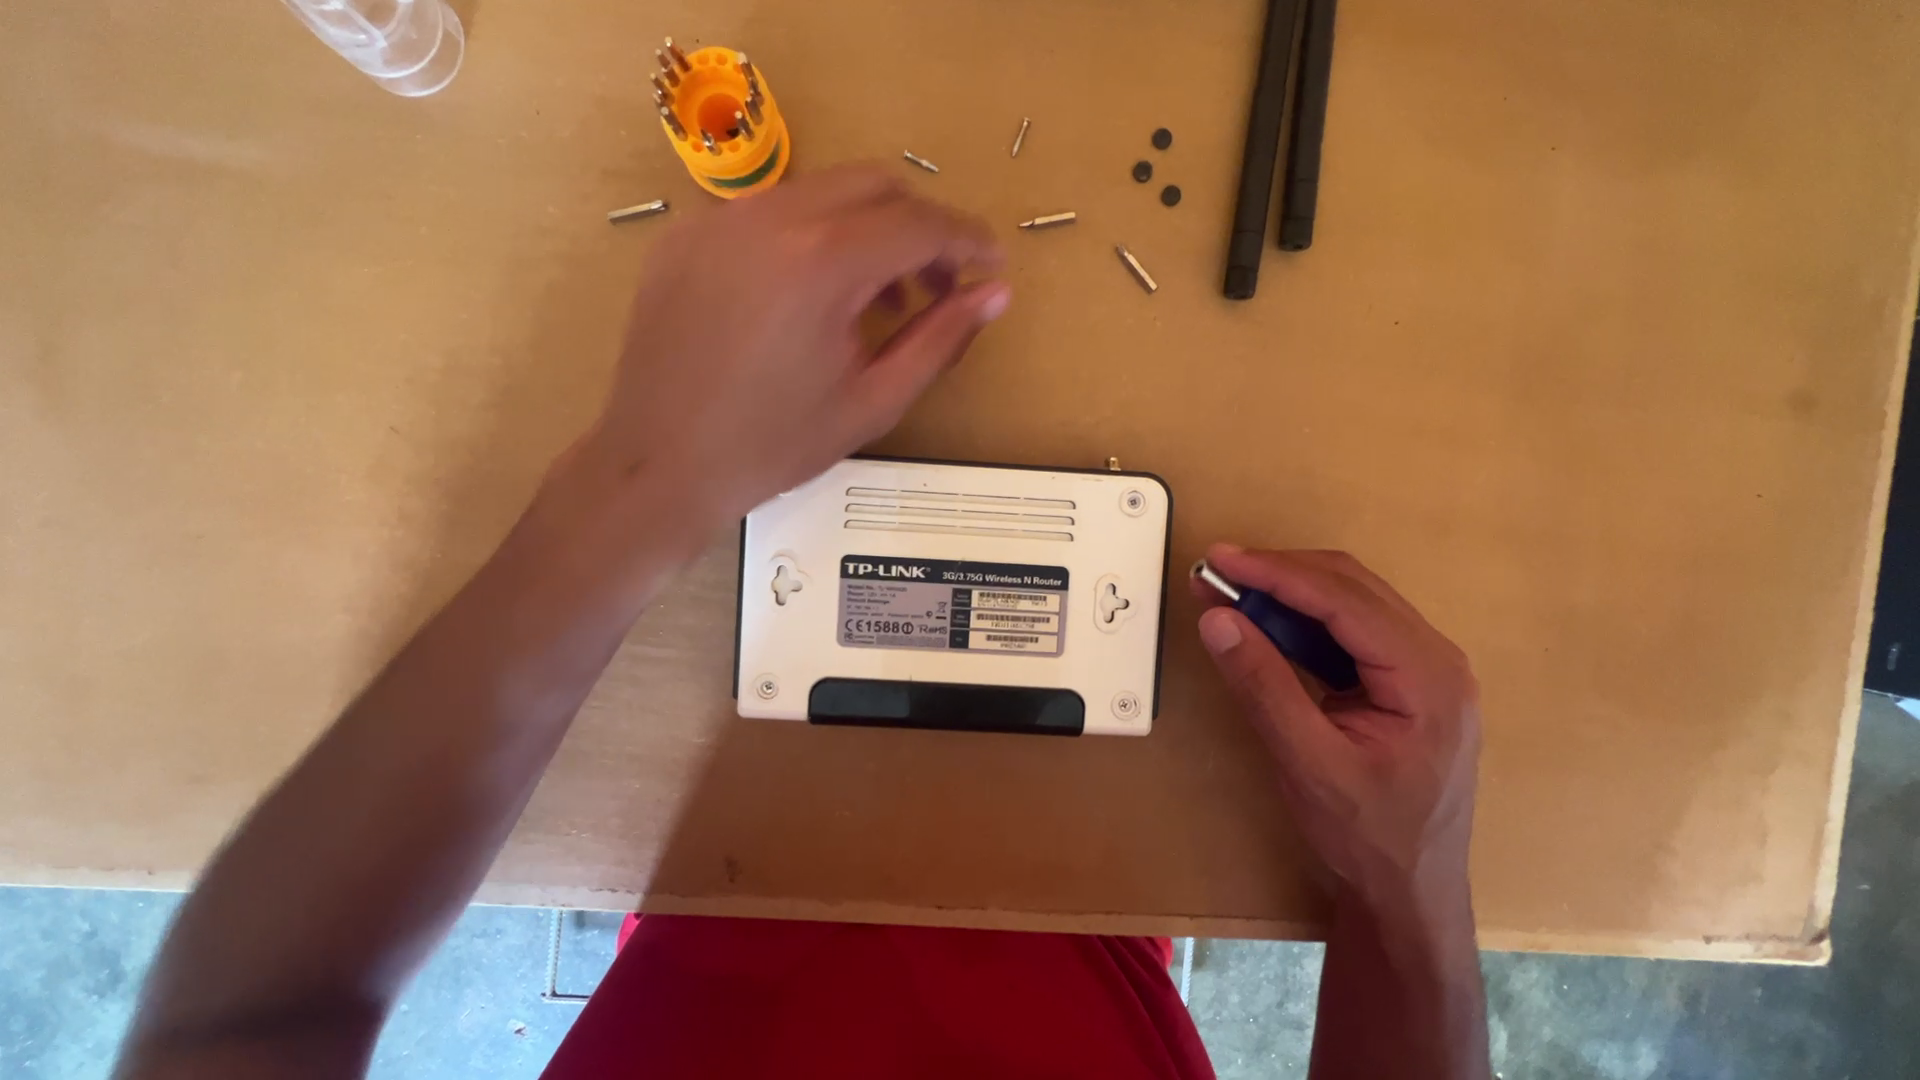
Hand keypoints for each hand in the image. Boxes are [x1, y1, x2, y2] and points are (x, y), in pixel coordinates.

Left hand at [572, 164, 1007, 527]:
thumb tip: (996, 293)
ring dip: (866, 230)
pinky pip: (768, 213)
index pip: (917, 223)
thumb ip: (941, 339)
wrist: (659, 464)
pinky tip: (808, 299)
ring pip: (820, 192)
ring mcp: (718, 219)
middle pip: (874, 185)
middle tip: (936, 288)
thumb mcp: (873, 401)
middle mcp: (767, 218)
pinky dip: (809, 238)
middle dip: (919, 227)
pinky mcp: (685, 234)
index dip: (966, 240)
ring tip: (874, 300)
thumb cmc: (773, 446)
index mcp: (819, 263)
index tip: (991, 266)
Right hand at [1192, 544, 1480, 913]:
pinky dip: (1303, 621)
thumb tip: (1217, 619)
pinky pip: (1351, 630)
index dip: (1276, 573)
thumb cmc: (1366, 837)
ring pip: (1351, 602)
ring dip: (1288, 593)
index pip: (1344, 599)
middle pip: (1351, 588)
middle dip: (1279, 574)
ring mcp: (1426, 668)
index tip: (1218, 560)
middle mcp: (1436, 658)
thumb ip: (1263, 685)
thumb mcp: (1307, 762)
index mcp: (1427, 676)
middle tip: (1215, 573)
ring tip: (1229, 594)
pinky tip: (1265, 626)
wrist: (1409, 893)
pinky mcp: (1406, 681)